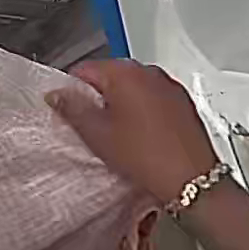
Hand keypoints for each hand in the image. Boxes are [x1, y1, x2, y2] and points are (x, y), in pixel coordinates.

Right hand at [47, 60, 218, 207]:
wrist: (191, 180)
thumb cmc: (145, 156)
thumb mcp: (97, 134)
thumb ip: (72, 108)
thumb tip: (57, 94)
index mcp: (124, 73)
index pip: (84, 69)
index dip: (72, 90)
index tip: (70, 110)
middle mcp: (148, 71)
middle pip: (109, 75)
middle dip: (98, 96)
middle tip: (94, 126)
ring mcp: (168, 85)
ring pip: (132, 86)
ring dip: (122, 103)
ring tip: (119, 134)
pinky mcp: (182, 101)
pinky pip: (153, 97)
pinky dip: (143, 109)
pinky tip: (141, 135)